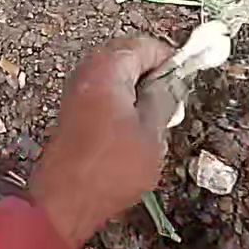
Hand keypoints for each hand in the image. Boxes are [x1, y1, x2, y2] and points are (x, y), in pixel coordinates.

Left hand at [29, 36, 177, 248]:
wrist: (64, 202)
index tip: (184, 85)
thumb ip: (164, 97)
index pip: (146, 46)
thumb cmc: (111, 167)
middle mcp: (88, 71)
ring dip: (139, 93)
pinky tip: (133, 132)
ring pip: (119, 78)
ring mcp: (78, 90)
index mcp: (107, 68)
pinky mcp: (74, 111)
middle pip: (130, 58)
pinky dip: (123, 105)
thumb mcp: (151, 131)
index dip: (170, 61)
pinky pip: (106, 94)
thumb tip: (173, 80)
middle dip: (154, 77)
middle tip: (172, 104)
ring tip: (155, 122)